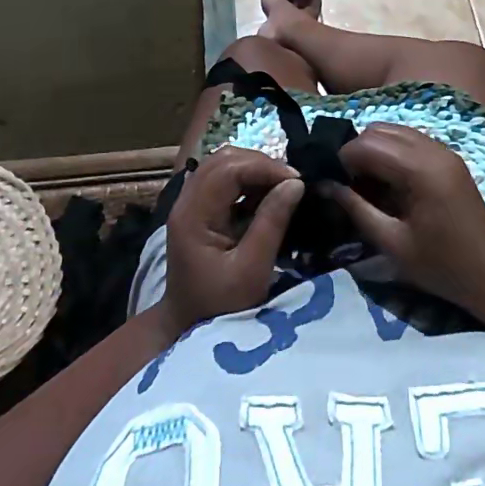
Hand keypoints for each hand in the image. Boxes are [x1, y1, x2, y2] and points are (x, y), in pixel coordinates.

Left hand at [163, 146, 304, 329]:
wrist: (188, 326)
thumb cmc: (219, 305)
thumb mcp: (251, 269)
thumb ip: (271, 224)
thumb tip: (296, 183)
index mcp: (193, 216)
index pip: (228, 169)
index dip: (264, 167)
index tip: (297, 181)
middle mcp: (186, 202)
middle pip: (223, 159)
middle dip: (261, 164)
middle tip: (293, 183)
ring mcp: (191, 204)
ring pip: (224, 165)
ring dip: (256, 170)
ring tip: (284, 187)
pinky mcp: (201, 210)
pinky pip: (225, 180)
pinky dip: (249, 181)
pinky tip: (269, 196)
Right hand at [329, 124, 484, 317]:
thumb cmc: (443, 265)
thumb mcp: (392, 242)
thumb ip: (356, 208)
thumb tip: (324, 185)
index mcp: (420, 169)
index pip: (366, 144)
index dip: (341, 160)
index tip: (331, 185)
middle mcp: (433, 149)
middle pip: (379, 130)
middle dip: (356, 152)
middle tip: (346, 186)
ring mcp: (444, 150)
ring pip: (395, 131)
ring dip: (374, 150)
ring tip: (365, 186)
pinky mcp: (449, 158)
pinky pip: (411, 141)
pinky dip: (392, 153)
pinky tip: (388, 184)